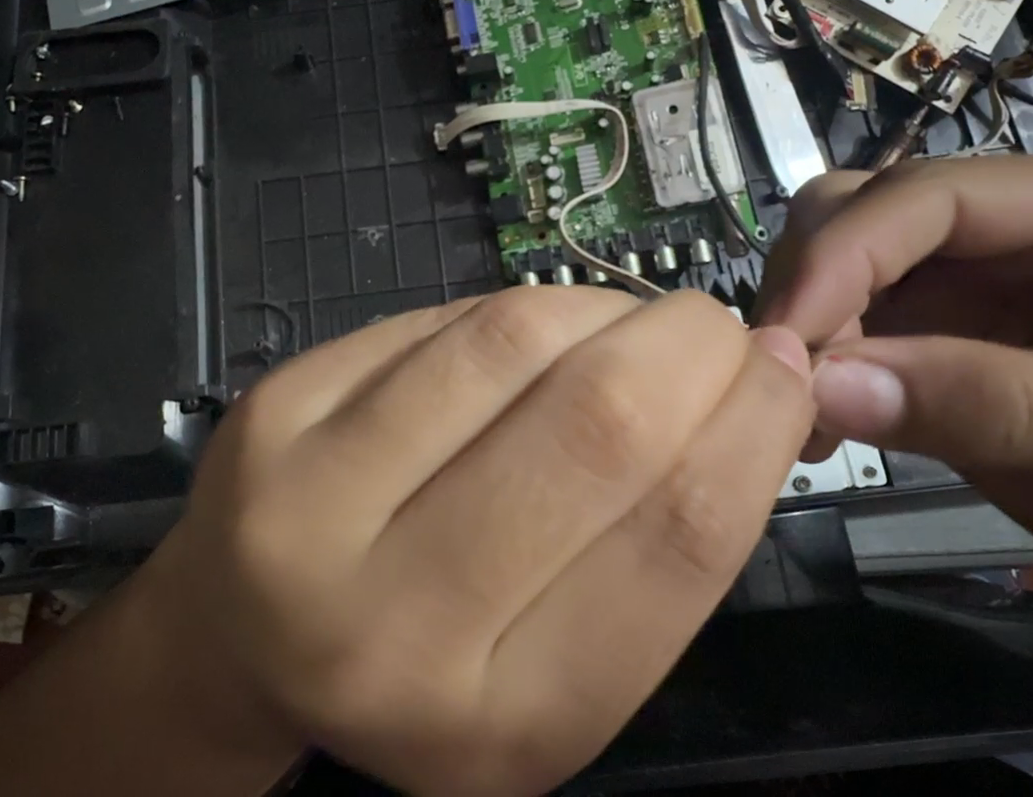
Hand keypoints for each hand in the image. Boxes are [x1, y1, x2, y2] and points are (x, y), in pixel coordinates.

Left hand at [118, 287, 814, 794]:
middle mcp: (397, 627)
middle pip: (596, 430)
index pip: (674, 545)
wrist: (246, 632)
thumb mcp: (550, 665)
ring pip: (509, 347)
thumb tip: (748, 391)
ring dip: (606, 311)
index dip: (753, 432)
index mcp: (505, 726)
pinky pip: (435, 322)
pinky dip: (517, 307)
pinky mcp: (273, 416)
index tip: (786, 373)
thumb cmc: (421, 661)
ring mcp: (311, 507)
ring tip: (635, 322)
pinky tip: (541, 325)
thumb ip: (650, 549)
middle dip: (689, 350)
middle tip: (718, 330)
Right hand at [760, 156, 1032, 678]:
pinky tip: (819, 424)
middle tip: (785, 382)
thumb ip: (981, 404)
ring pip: (841, 269)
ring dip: (803, 328)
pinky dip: (819, 370)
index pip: (928, 197)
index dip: (843, 257)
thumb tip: (819, 386)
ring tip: (799, 413)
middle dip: (811, 286)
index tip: (784, 344)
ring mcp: (974, 287)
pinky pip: (852, 335)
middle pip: (865, 214)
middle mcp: (1015, 231)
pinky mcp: (944, 343)